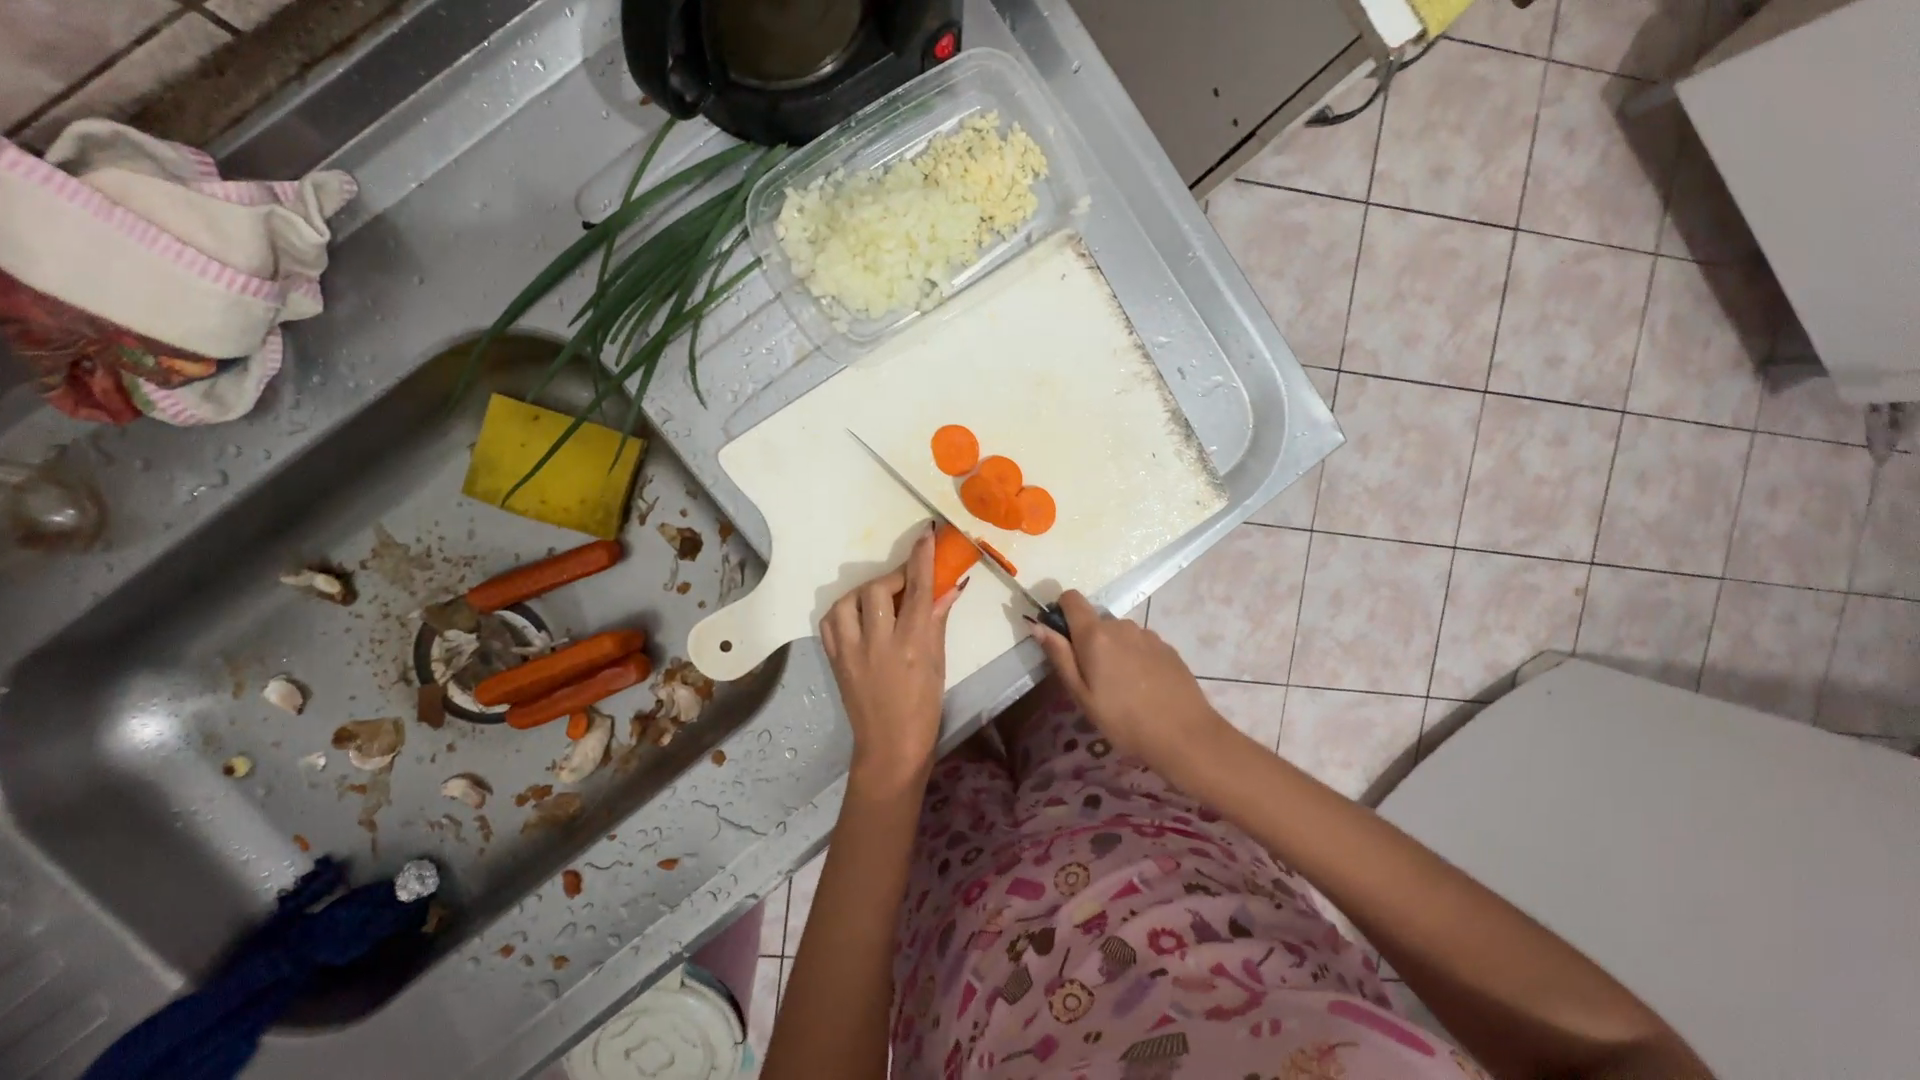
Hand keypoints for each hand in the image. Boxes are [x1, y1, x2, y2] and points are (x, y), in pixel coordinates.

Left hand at [820, 526, 964, 793]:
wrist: (890, 747)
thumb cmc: (924, 708)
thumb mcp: (938, 664)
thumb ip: (938, 621)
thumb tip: (948, 587)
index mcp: (913, 644)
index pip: (919, 589)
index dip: (922, 557)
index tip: (926, 534)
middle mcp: (879, 642)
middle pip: (880, 588)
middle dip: (895, 578)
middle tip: (907, 584)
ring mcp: (852, 651)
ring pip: (850, 601)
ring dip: (866, 592)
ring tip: (881, 600)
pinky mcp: (835, 660)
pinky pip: (831, 621)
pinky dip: (844, 610)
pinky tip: (858, 615)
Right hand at [1029, 591, 1232, 773]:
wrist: (1183, 734)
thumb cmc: (1123, 720)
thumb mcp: (1081, 695)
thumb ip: (1059, 656)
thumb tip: (1037, 625)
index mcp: (1095, 634)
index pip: (1071, 599)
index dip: (1061, 612)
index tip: (1062, 640)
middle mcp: (1121, 625)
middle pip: (1096, 622)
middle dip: (1089, 643)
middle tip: (1094, 682)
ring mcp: (1148, 634)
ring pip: (1119, 635)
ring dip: (1114, 652)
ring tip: (1122, 689)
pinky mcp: (1167, 647)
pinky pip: (1140, 645)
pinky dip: (1135, 659)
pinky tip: (1144, 688)